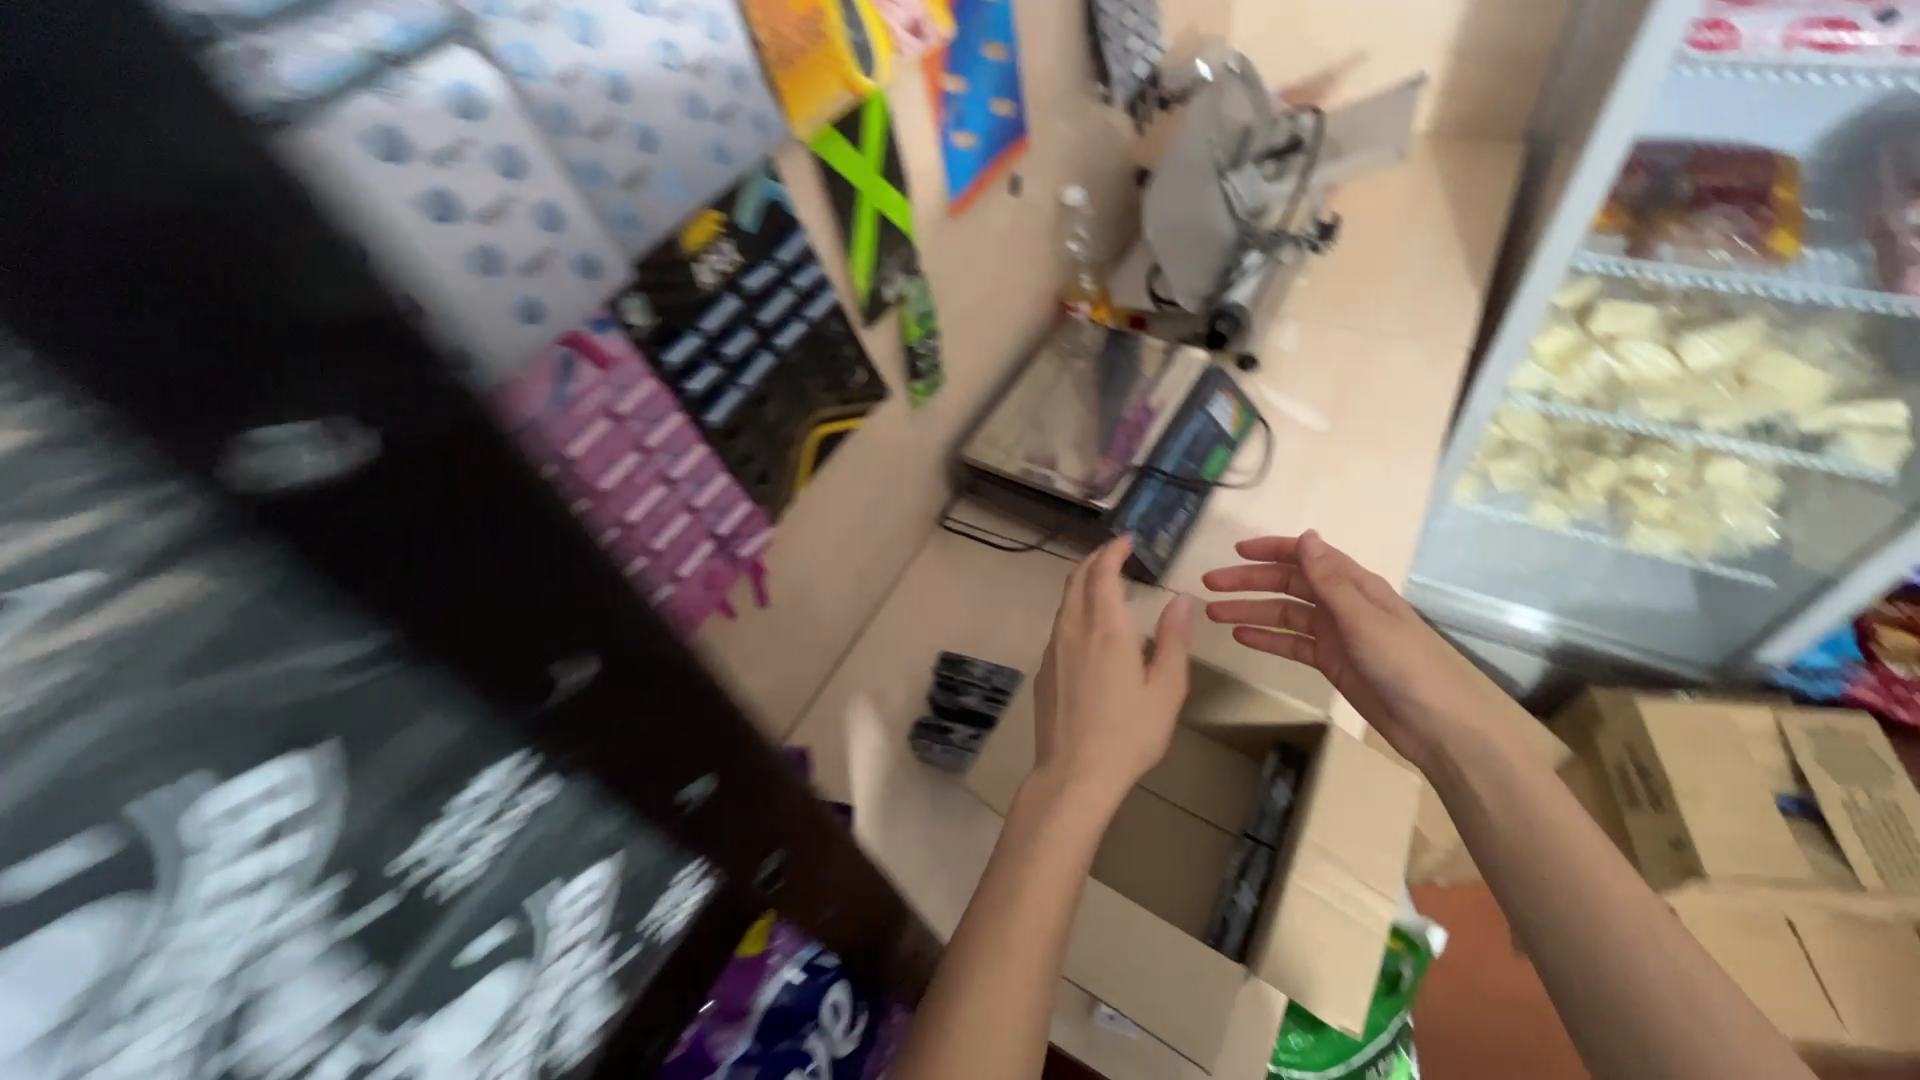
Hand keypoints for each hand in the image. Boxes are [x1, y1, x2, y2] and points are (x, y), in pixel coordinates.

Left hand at [1030, 536, 1194, 805]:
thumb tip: (1182, 600)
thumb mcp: (1166, 689)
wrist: (1074, 774)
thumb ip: (1174, 640)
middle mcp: (1073, 630)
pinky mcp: (1043, 671)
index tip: (1126, 540)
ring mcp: (1052, 650)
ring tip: (1103, 584)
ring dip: (1082, 584)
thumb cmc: (1129, 734)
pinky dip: (1074, 611)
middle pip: (1076, 580)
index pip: (1102, 572)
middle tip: (1115, 554)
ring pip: (1064, 603)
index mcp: (1106, 629)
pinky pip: (1058, 627)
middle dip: (1094, 560)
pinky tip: (1088, 629)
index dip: (1113, 551)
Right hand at [1201, 530, 1508, 770]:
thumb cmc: (1406, 664)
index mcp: (1355, 585)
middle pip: (1288, 585)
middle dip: (1249, 582)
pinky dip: (1266, 639)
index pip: (1307, 557)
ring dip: (1250, 611)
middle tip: (1210, 585)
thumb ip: (1330, 581)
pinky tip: (1240, 637)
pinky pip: (1291, 644)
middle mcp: (1342, 604)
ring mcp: (1336, 634)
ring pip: (1284, 615)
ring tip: (1213, 613)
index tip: (1235, 552)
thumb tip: (1306, 536)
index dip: (1271, 550)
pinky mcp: (1331, 662)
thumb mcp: (1364, 620)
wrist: (1437, 723)